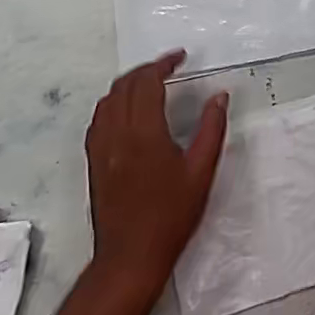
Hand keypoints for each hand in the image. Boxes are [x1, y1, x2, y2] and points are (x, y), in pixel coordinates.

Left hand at [85, 51, 228, 288]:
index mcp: (144, 132)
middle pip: (125, 85)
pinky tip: (128, 111)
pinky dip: (114, 102)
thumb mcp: (202, 172)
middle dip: (147, 69)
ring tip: (150, 83)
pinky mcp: (94, 161)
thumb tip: (220, 96)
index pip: (148, 82)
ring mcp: (101, 147)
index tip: (180, 57)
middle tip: (169, 67)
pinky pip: (99, 118)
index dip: (163, 64)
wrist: (130, 257)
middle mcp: (117, 133)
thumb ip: (212, 129)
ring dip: (129, 83)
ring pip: (108, 99)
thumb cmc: (171, 216)